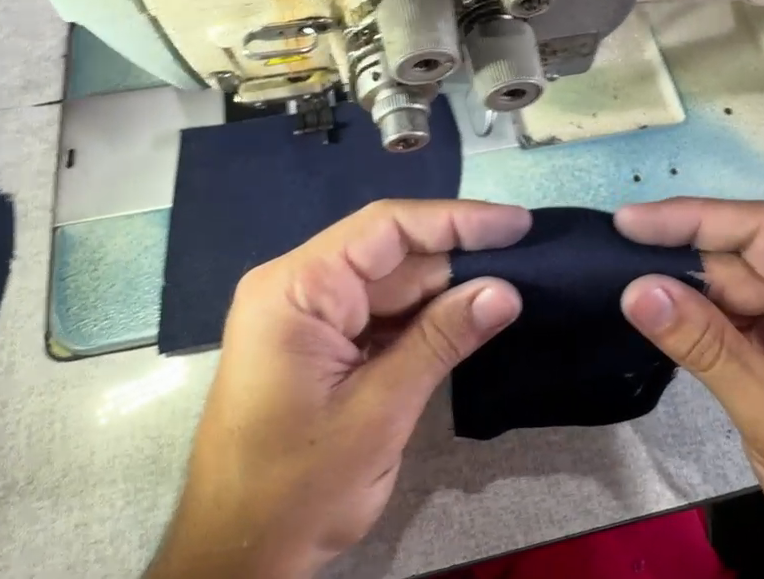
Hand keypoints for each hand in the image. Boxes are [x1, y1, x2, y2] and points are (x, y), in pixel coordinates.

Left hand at [148, 200, 528, 578]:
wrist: (236, 555)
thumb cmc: (297, 486)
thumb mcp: (378, 412)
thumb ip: (440, 341)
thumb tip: (505, 291)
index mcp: (296, 288)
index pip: (386, 229)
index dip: (456, 219)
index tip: (516, 223)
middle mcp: (298, 287)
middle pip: (390, 255)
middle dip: (457, 258)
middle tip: (527, 260)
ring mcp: (307, 316)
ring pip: (389, 285)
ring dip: (445, 291)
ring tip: (510, 286)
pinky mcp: (319, 344)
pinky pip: (378, 316)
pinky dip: (422, 320)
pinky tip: (467, 319)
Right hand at [616, 199, 763, 578]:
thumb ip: (704, 346)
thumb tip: (636, 290)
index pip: (762, 231)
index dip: (691, 218)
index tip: (628, 222)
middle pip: (749, 257)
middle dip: (685, 259)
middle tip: (617, 263)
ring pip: (745, 286)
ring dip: (693, 292)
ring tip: (633, 290)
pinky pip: (751, 316)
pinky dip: (711, 320)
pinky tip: (672, 319)